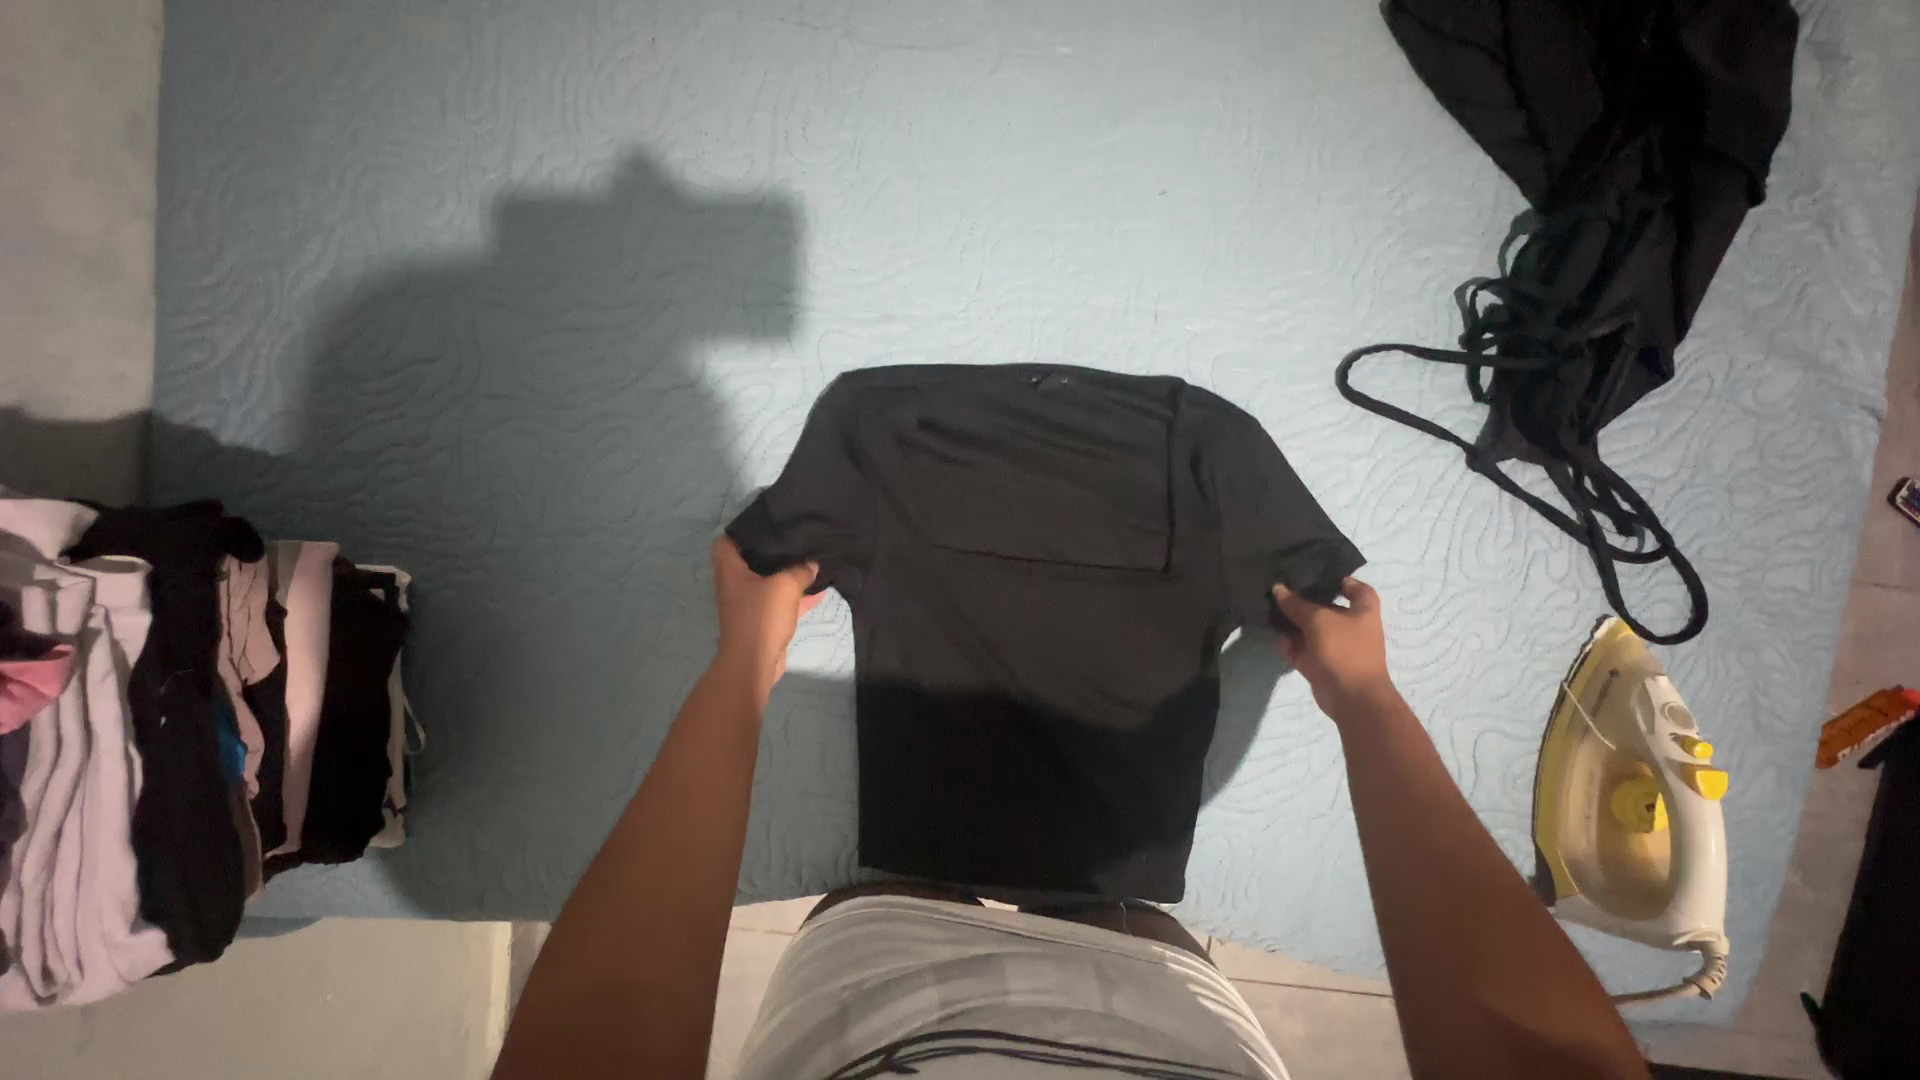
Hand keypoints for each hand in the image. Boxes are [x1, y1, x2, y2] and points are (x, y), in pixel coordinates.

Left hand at [710, 536, 820, 700]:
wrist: (755, 663)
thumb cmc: (762, 617)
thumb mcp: (785, 586)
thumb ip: (800, 570)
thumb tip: (811, 564)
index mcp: (730, 571)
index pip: (725, 542)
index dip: (741, 531)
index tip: (765, 525)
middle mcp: (735, 586)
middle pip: (750, 561)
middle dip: (771, 551)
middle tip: (793, 539)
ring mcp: (748, 605)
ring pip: (768, 582)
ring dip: (787, 575)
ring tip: (810, 561)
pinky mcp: (762, 621)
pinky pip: (780, 602)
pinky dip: (796, 596)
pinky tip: (819, 591)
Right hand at [1272, 577, 1399, 724]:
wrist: (1351, 697)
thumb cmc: (1343, 649)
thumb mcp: (1318, 620)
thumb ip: (1296, 604)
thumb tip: (1278, 589)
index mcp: (1362, 611)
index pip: (1357, 589)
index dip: (1342, 581)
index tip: (1318, 577)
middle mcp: (1351, 627)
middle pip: (1326, 609)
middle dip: (1304, 602)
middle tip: (1280, 591)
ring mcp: (1336, 648)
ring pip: (1310, 630)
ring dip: (1292, 624)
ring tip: (1270, 612)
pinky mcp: (1321, 665)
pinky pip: (1302, 650)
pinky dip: (1290, 645)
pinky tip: (1276, 638)